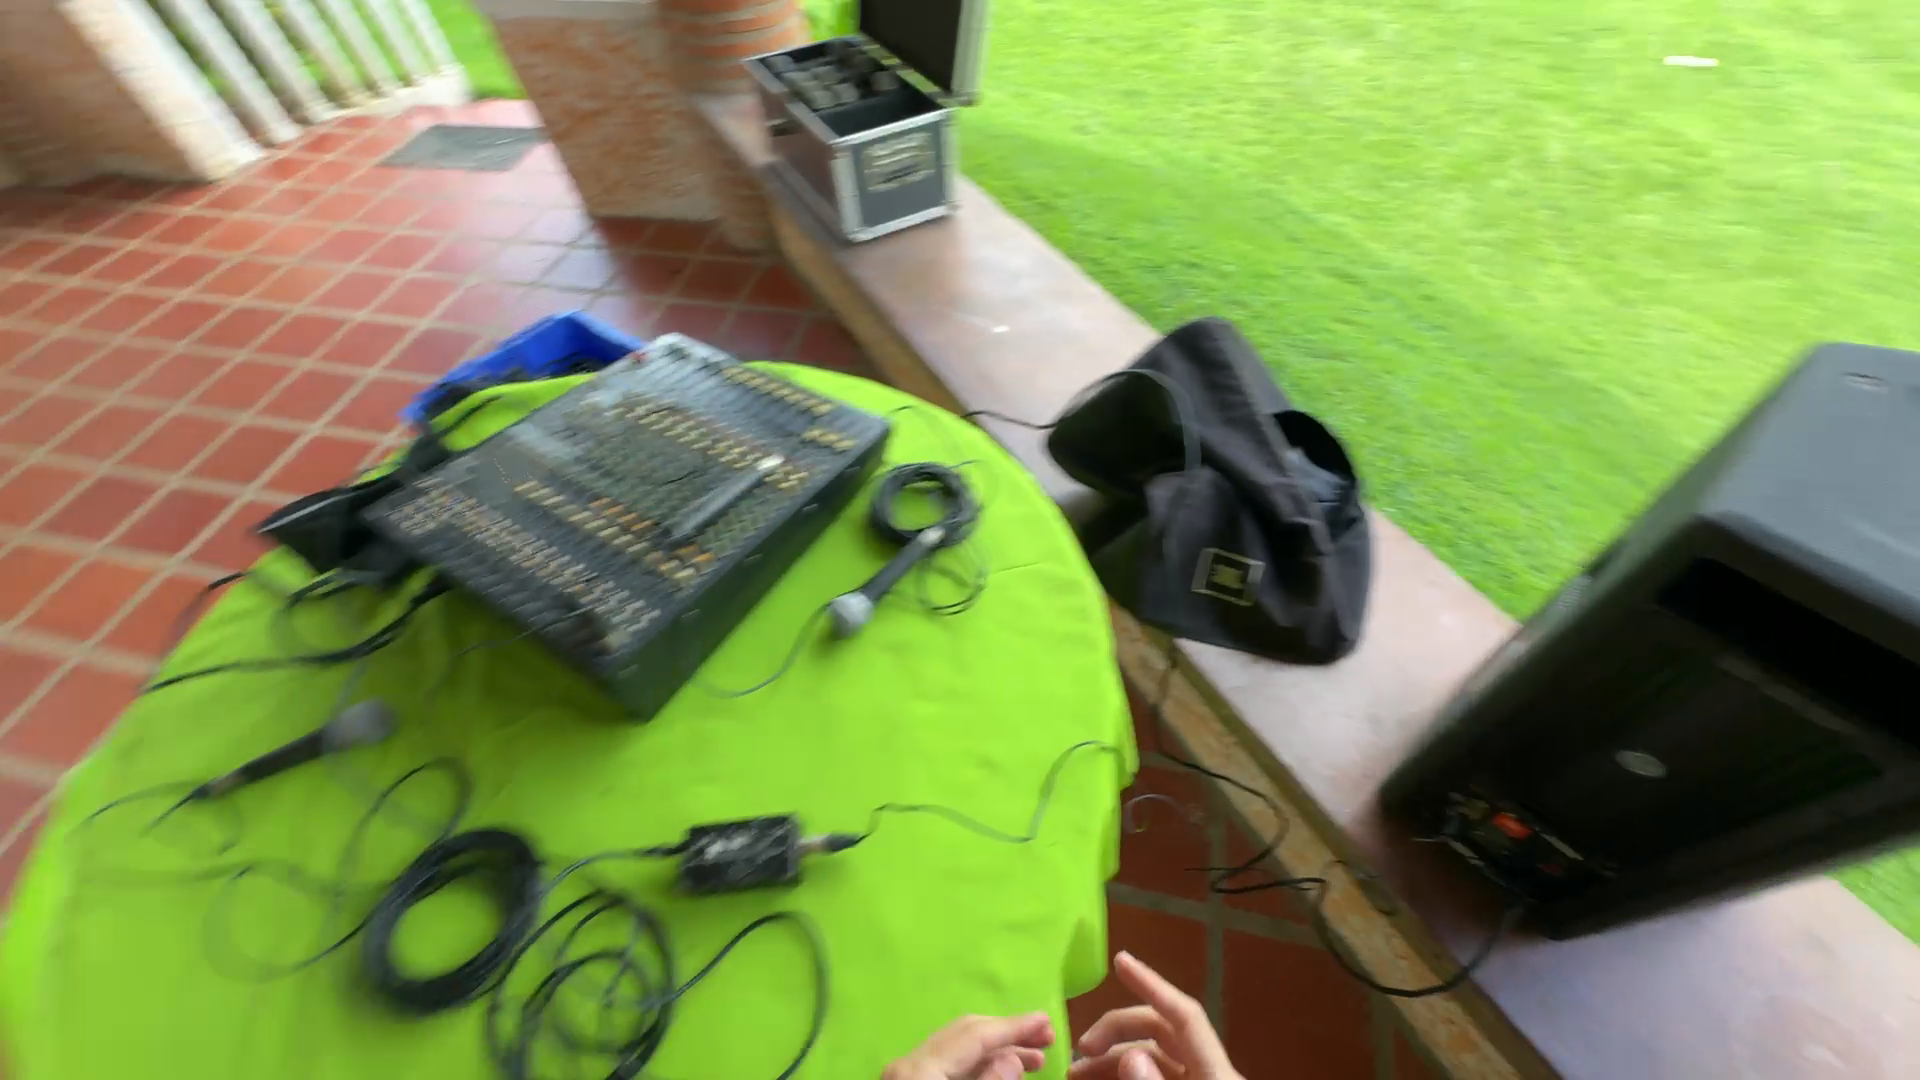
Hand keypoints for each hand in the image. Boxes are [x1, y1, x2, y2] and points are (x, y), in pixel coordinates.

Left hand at [884, 1011, 1056, 1079]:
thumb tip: (1015, 1056)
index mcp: (921, 1069)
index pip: (976, 1036)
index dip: (1014, 1027)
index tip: (1047, 1022)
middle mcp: (909, 1062)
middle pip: (966, 1032)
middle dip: (1008, 1032)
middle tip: (1046, 1037)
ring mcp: (904, 1071)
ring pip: (957, 1046)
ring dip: (996, 1048)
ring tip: (1034, 1059)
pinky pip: (948, 1062)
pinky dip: (977, 1062)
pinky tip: (1000, 1067)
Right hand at [1068, 952, 1243, 1079]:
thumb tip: (1130, 1055)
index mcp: (1217, 1072)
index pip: (1184, 1014)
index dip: (1152, 983)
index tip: (1119, 959)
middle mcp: (1207, 1071)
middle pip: (1160, 1031)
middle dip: (1116, 1030)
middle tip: (1081, 1047)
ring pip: (1150, 1058)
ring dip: (1111, 1059)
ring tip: (1077, 1072)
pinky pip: (1152, 1079)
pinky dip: (1122, 1075)